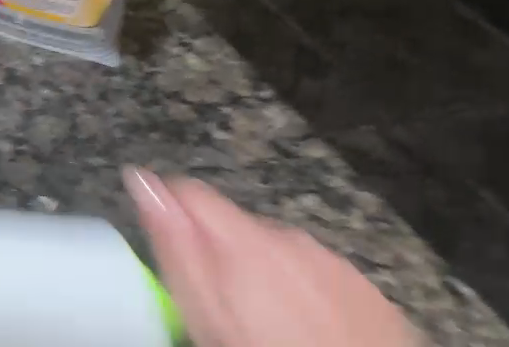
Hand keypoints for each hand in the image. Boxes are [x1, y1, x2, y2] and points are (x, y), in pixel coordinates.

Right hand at [126, 168, 418, 346]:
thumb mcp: (202, 311)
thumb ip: (172, 243)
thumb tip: (141, 181)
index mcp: (243, 240)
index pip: (186, 189)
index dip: (169, 213)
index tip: (171, 248)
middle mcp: (289, 237)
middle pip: (233, 222)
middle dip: (220, 251)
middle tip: (222, 302)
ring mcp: (332, 262)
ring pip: (276, 247)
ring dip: (262, 269)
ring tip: (267, 319)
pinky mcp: (367, 290)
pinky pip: (318, 272)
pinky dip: (305, 289)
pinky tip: (306, 326)